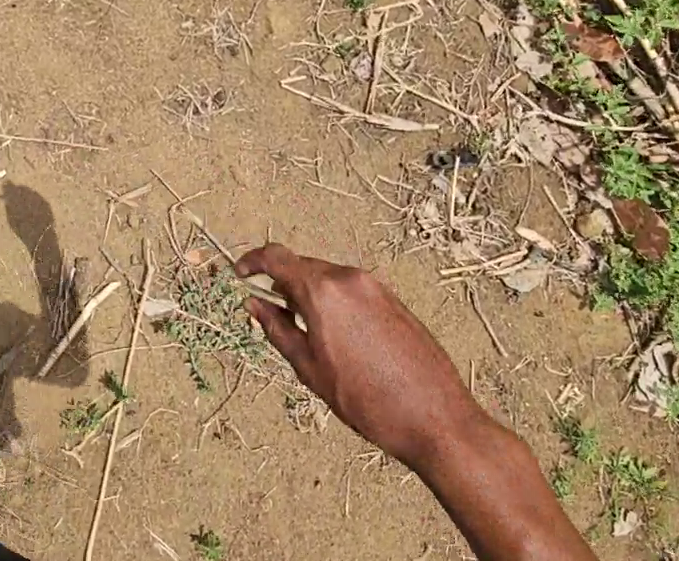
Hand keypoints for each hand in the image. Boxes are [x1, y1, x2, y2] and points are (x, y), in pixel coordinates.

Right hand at [236, 244, 484, 469]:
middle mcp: (348, 279)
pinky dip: (333, 301)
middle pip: (301, 266)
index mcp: (322, 291)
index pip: (275, 257)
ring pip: (326, 278)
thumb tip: (254, 304)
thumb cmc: (369, 401)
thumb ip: (277, 329)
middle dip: (282, 284)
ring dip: (308, 294)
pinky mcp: (393, 300)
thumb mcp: (310, 368)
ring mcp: (374, 287)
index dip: (252, 261)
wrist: (438, 422)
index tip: (240, 274)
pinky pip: (350, 289)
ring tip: (308, 333)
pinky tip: (339, 337)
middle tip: (273, 313)